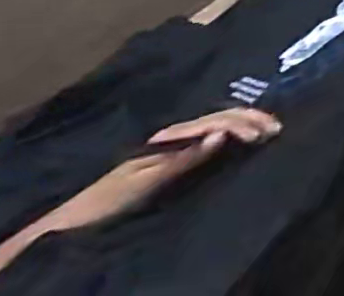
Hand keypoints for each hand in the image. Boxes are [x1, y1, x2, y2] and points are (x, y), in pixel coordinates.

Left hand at [35, 108, 281, 232]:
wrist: (66, 226)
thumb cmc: (104, 203)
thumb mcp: (143, 183)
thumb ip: (183, 159)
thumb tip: (221, 134)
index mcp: (171, 136)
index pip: (217, 119)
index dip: (244, 123)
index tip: (267, 133)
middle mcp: (174, 135)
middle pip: (221, 117)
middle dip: (251, 118)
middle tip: (277, 128)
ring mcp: (173, 146)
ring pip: (217, 125)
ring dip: (245, 124)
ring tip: (267, 130)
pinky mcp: (171, 160)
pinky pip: (209, 139)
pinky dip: (232, 135)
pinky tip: (243, 139)